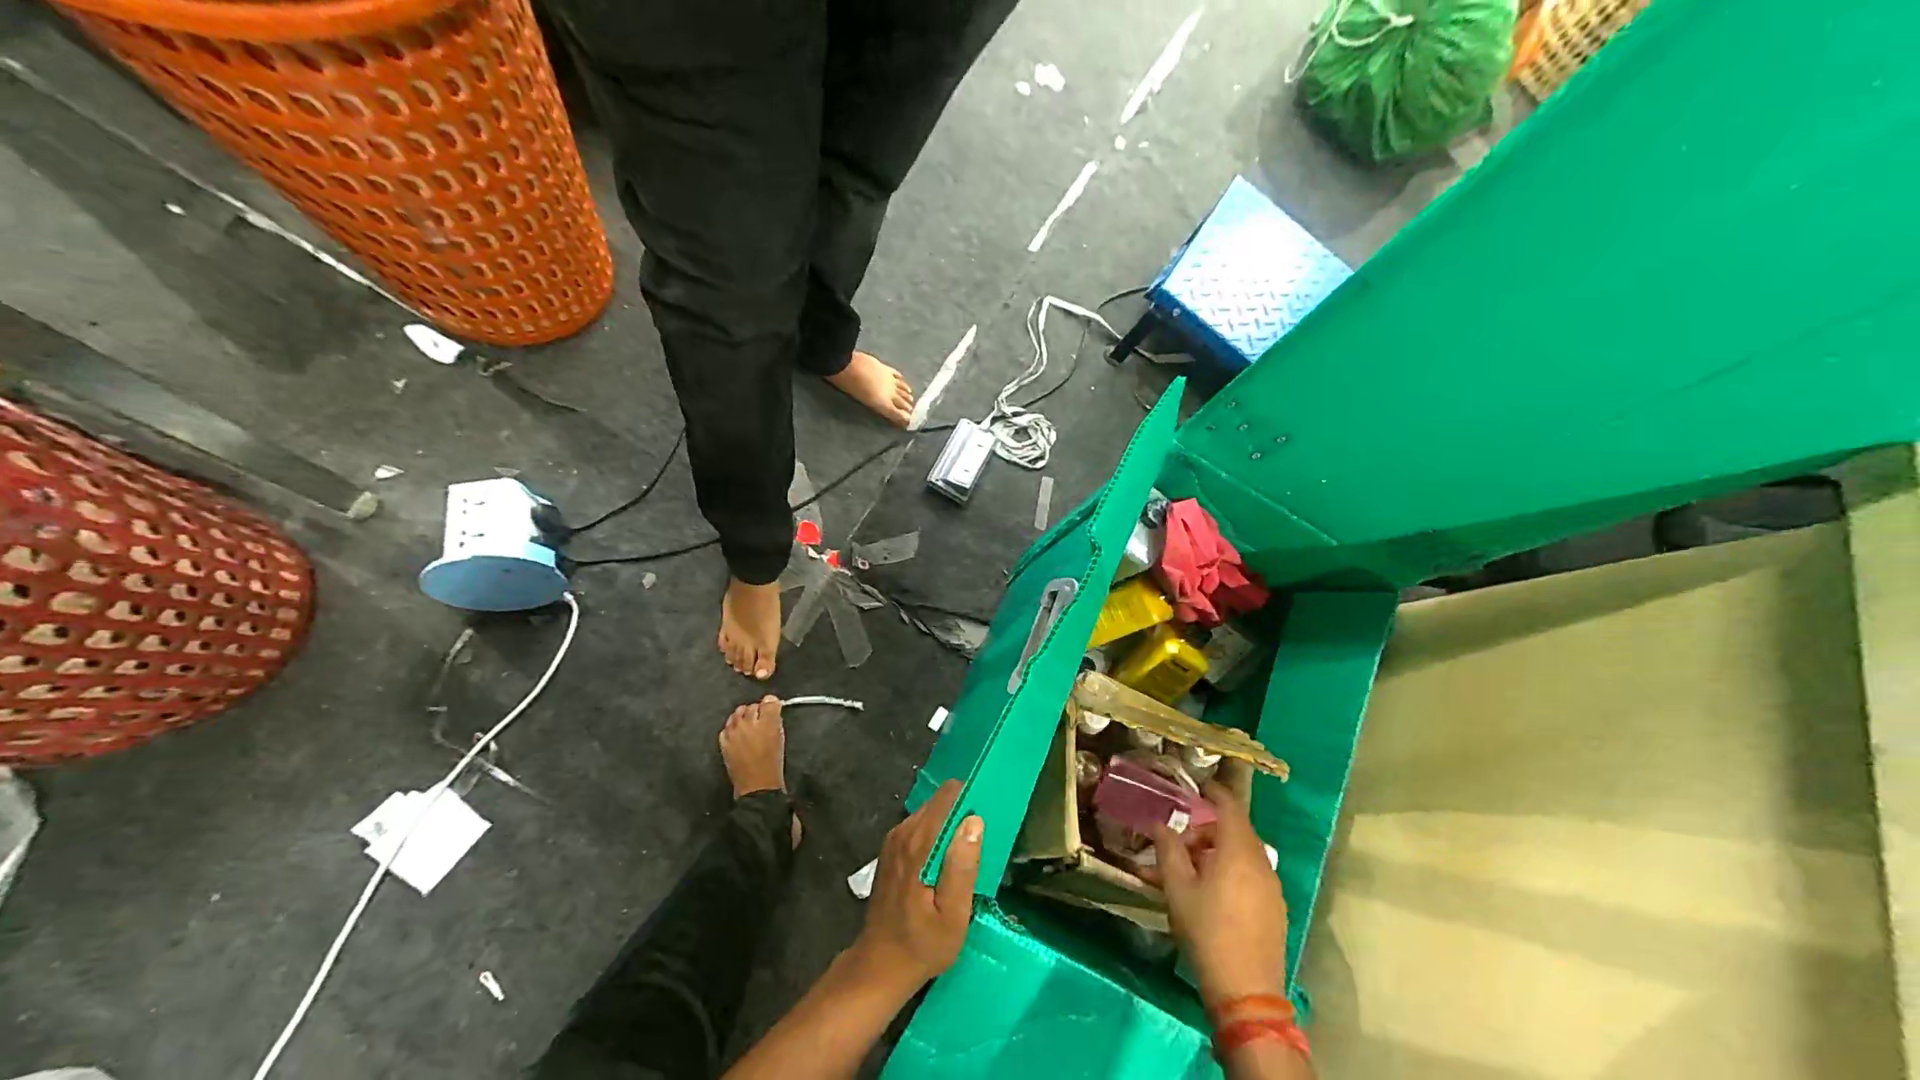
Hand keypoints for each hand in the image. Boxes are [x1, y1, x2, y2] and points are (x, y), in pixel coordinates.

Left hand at [852, 779, 983, 989]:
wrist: (880, 965)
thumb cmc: (923, 944)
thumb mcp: (953, 914)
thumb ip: (962, 866)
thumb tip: (974, 821)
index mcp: (918, 844)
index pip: (947, 796)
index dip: (970, 798)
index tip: (990, 813)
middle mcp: (903, 833)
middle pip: (939, 803)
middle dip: (963, 813)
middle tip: (983, 842)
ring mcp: (894, 841)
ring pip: (930, 814)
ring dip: (950, 826)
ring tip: (968, 854)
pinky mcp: (891, 850)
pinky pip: (920, 828)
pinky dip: (937, 835)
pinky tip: (947, 863)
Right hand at [1153, 782, 1288, 1007]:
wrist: (1246, 991)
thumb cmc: (1207, 931)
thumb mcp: (1177, 888)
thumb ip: (1168, 849)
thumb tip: (1160, 824)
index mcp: (1239, 851)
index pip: (1230, 806)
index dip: (1214, 792)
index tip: (1196, 787)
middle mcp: (1261, 862)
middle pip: (1235, 831)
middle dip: (1206, 830)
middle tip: (1178, 843)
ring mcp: (1272, 887)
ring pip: (1242, 855)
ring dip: (1216, 853)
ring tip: (1188, 872)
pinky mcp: (1274, 908)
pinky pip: (1250, 875)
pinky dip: (1230, 871)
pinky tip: (1210, 893)